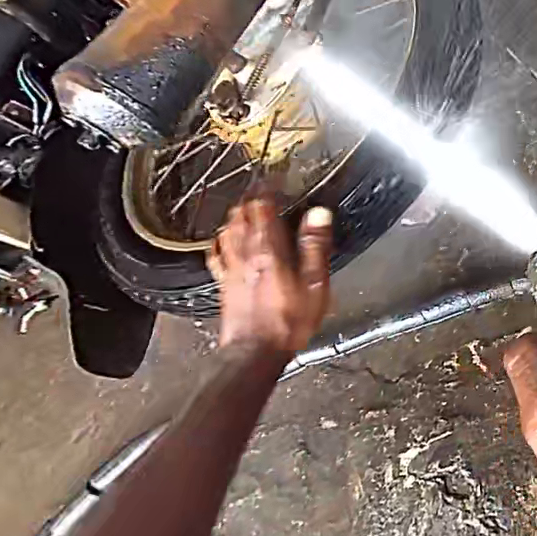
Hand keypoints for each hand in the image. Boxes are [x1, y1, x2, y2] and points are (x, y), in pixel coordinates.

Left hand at [207, 201, 333, 356]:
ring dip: (235, 218)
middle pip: (240, 218)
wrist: (256, 352)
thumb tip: (319, 214)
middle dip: (249, 202)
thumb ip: (315, 247)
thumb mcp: (315, 284)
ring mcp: (231, 270)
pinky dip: (220, 241)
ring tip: (244, 210)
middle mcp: (245, 255)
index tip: (275, 182)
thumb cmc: (289, 320)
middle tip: (261, 194)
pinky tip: (222, 240)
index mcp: (269, 251)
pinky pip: (217, 254)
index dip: (267, 193)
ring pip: (227, 233)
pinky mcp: (224, 284)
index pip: (262, 210)